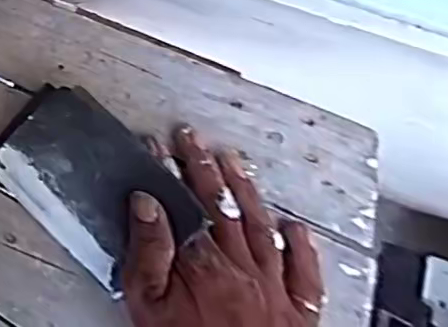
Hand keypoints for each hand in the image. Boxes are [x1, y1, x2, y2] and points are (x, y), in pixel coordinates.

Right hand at [123, 126, 323, 326]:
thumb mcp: (145, 293)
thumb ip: (148, 246)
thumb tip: (145, 200)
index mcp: (200, 261)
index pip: (182, 202)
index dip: (168, 169)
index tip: (155, 145)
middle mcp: (241, 268)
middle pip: (223, 208)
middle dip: (203, 168)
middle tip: (190, 138)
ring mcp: (273, 288)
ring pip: (261, 230)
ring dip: (246, 192)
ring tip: (233, 161)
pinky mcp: (297, 311)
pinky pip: (303, 275)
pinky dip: (300, 247)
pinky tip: (294, 225)